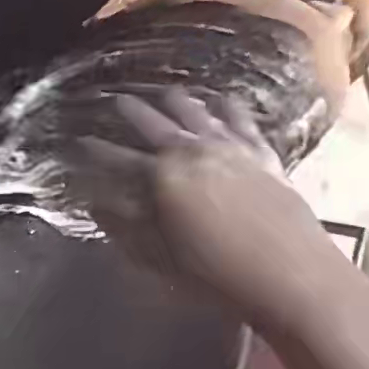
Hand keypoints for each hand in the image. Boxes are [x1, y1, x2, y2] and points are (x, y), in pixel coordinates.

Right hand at [77, 89, 356, 330]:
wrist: (291, 276)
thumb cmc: (212, 271)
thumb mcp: (155, 254)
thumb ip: (123, 225)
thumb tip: (96, 203)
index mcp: (159, 177)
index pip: (115, 157)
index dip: (93, 150)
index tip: (78, 141)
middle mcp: (191, 152)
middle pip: (153, 123)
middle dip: (130, 111)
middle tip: (116, 99)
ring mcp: (230, 149)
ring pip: (196, 112)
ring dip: (176, 100)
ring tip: (165, 92)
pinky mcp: (261, 155)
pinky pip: (241, 121)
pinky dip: (227, 107)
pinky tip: (222, 100)